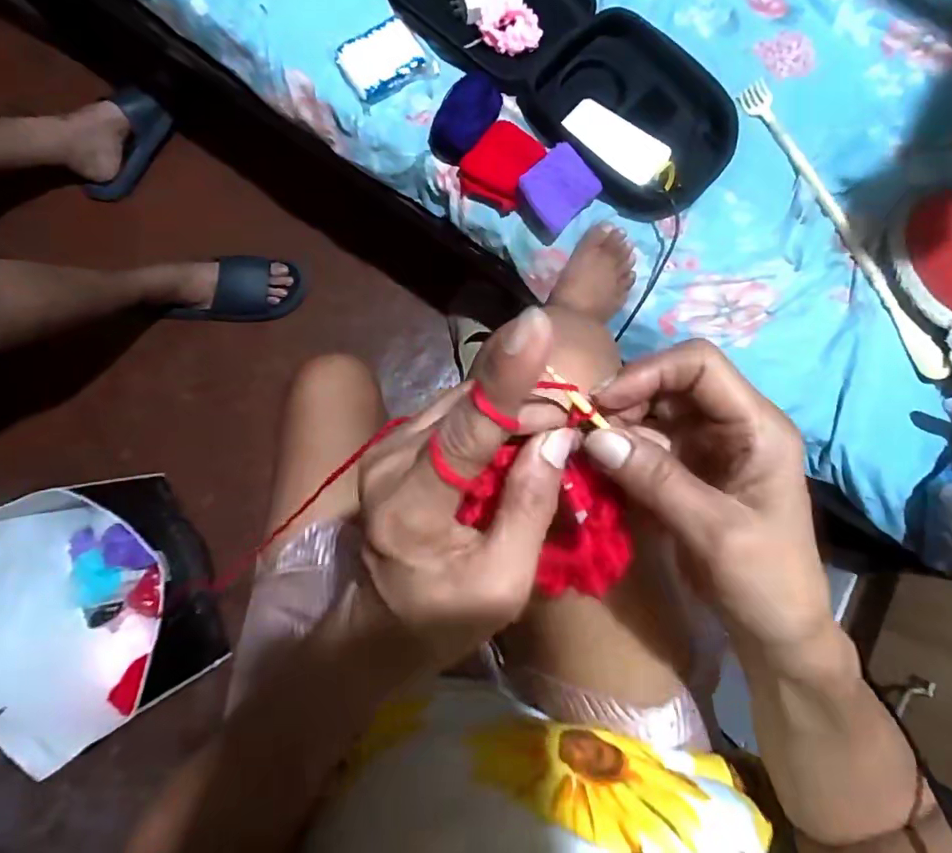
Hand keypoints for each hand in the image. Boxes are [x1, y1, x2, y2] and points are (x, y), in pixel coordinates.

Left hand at [346, 306, 579, 677]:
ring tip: (557, 419)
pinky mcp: (397, 442)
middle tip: (577, 414)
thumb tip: (556, 440)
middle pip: (469, 405)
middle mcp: (391, 462)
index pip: (464, 429)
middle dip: (529, 397)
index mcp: (411, 506)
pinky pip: (455, 411)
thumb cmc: (440, 619)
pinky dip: (493, 411)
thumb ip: (529, 511)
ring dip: (514, 402)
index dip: (504, 377)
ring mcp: (388, 447)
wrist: (374, 624)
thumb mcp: (501, 586)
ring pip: (462, 400)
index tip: (536, 327)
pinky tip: (522, 424)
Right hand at [587, 340, 838, 675]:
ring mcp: (708, 445)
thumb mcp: (713, 531)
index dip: (650, 371)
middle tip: (585, 428)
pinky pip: (647, 441)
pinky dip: (620, 447)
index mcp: (757, 426)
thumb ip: (656, 479)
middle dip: (627, 397)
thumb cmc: (764, 581)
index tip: (605, 401)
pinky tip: (598, 464)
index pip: (701, 365)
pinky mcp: (688, 468)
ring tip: (587, 447)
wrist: (778, 636)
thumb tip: (594, 436)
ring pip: (653, 409)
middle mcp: (732, 424)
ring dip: (618, 422)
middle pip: (672, 381)